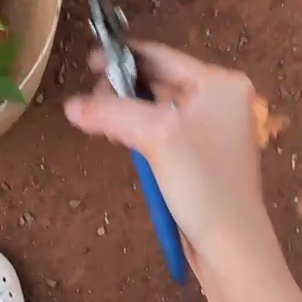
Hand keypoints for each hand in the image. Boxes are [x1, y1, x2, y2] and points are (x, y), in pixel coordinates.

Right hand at [63, 42, 282, 279]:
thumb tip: (70, 106)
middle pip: (159, 80)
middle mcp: (220, 99)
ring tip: (99, 120)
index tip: (88, 61)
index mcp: (219, 83)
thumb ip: (111, 113)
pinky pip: (164, 130)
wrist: (230, 245)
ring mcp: (213, 128)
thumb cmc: (201, 182)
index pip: (162, 57)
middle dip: (122, 87)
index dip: (122, 57)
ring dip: (128, 111)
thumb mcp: (155, 136)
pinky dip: (140, 130)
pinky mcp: (203, 154)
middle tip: (90, 100)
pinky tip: (120, 138)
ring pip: (158, 107)